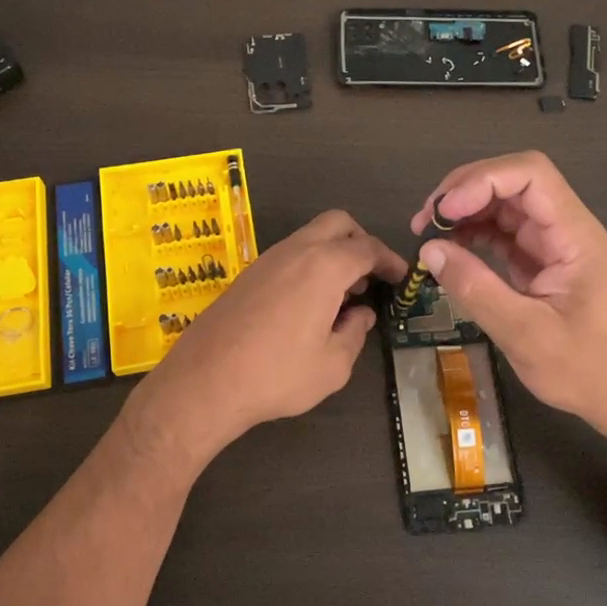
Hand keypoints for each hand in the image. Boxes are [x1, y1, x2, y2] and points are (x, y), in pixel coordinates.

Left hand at [133, 209, 407, 460]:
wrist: (205, 381)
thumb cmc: (277, 374)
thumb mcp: (332, 365)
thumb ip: (355, 333)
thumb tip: (361, 314)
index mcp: (324, 266)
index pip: (368, 248)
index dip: (390, 261)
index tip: (401, 278)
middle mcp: (296, 251)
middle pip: (338, 223)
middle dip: (361, 242)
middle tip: (372, 277)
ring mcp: (267, 259)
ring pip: (310, 236)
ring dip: (333, 253)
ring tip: (343, 295)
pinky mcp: (248, 274)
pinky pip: (289, 254)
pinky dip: (309, 264)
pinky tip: (309, 303)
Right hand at [409, 151, 606, 436]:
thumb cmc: (587, 370)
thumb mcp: (526, 335)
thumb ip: (477, 290)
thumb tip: (429, 250)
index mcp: (575, 236)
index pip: (530, 175)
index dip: (482, 181)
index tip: (443, 212)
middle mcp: (565, 229)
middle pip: (513, 182)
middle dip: (465, 191)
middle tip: (424, 221)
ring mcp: (554, 245)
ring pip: (505, 204)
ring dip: (465, 211)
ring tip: (427, 234)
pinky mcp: (542, 262)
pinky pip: (504, 232)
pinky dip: (473, 234)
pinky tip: (449, 250)